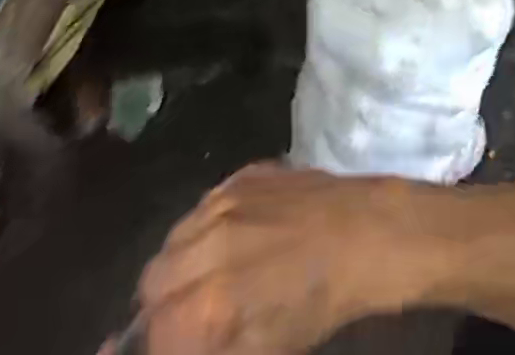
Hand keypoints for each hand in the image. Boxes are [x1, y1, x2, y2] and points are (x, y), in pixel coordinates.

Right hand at [132, 163, 449, 354]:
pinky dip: (202, 228)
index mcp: (214, 302)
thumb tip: (177, 342)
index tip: (173, 343)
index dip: (159, 342)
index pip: (155, 330)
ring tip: (209, 273)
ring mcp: (220, 203)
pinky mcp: (236, 176)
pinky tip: (230, 238)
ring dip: (179, 263)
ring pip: (171, 240)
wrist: (363, 234)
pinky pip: (199, 206)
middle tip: (187, 312)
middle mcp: (206, 247)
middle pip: (151, 281)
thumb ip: (214, 346)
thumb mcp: (266, 348)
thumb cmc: (321, 305)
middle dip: (161, 303)